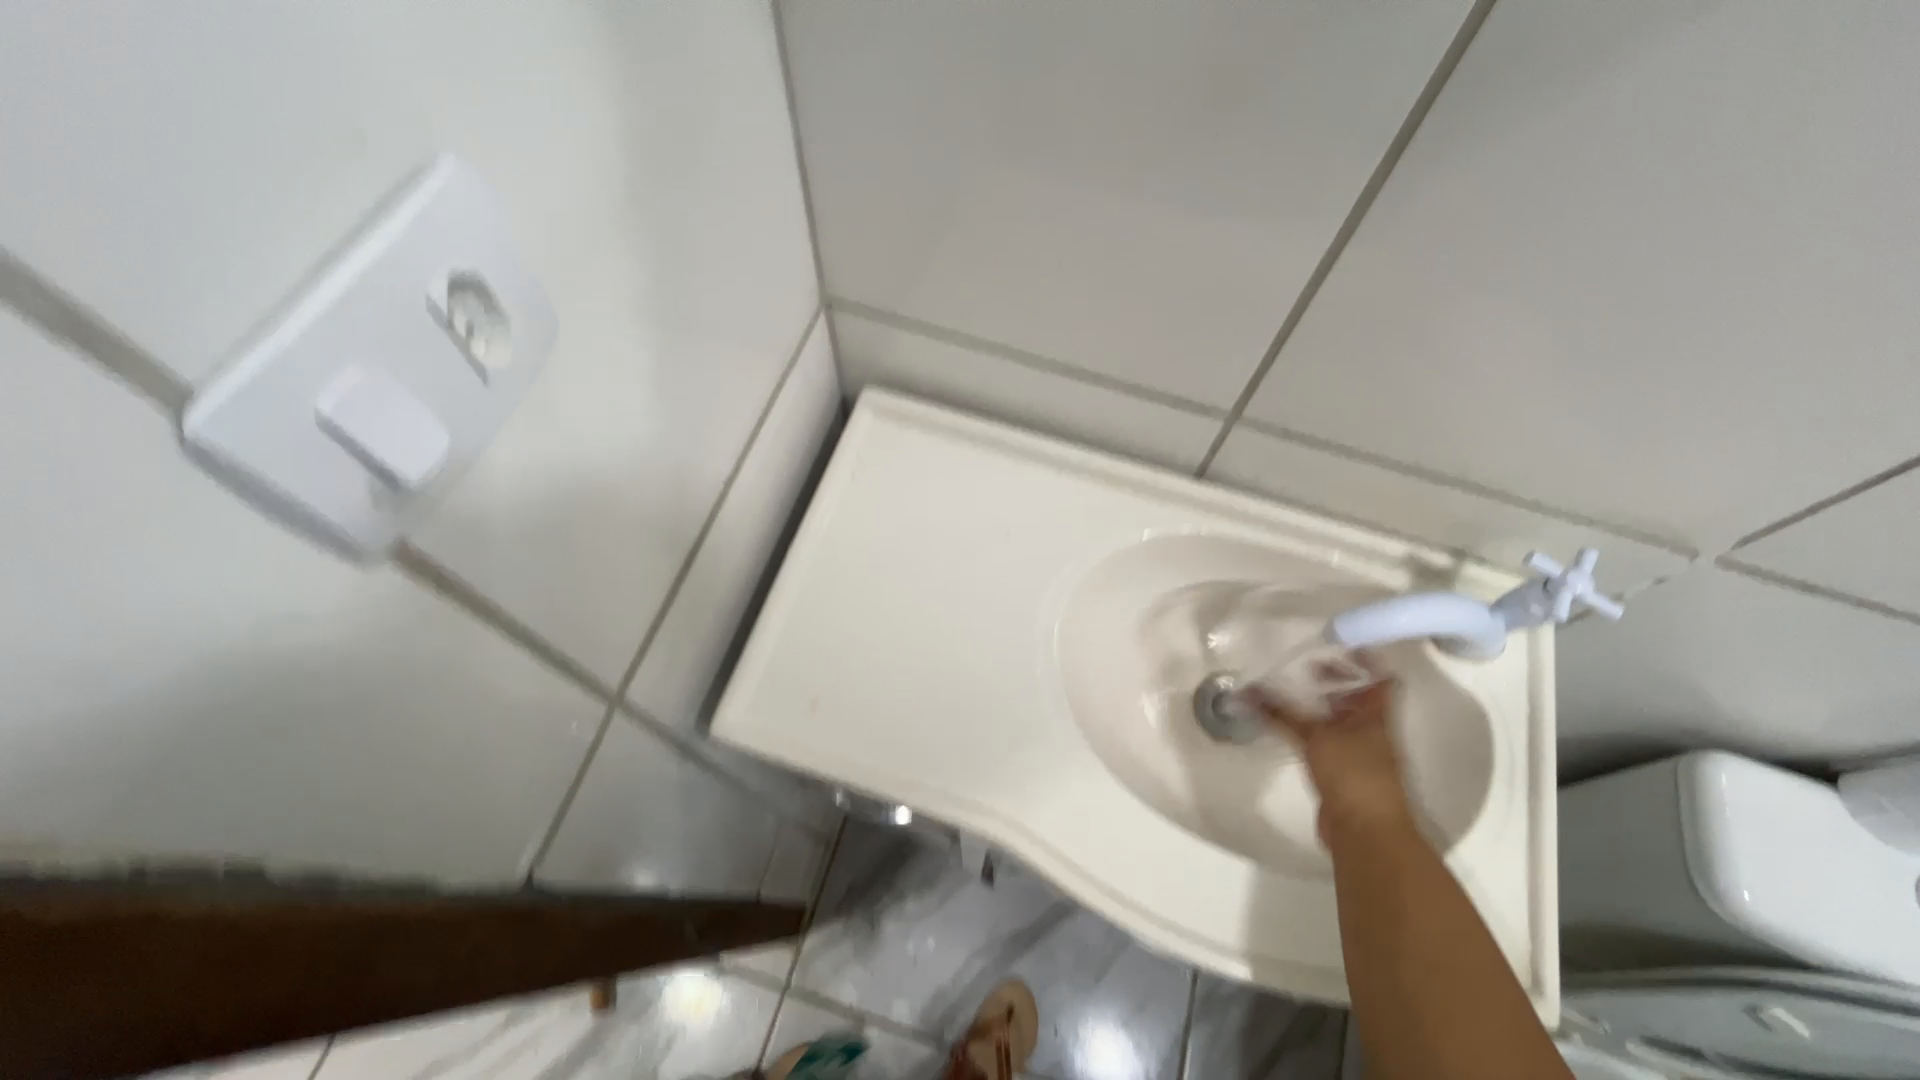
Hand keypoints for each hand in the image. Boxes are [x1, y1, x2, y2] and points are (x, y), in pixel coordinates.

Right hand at [1251, 654, 1416, 844]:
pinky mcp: (1343, 774)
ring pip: (1341, 721)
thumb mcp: (1315, 736)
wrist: (1365, 831)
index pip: (1380, 678)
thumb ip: (1280, 712)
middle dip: (1337, 682)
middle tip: (1308, 666)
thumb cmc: (1352, 773)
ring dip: (1322, 708)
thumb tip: (1245, 691)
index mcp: (1377, 715)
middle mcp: (1372, 731)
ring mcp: (1359, 754)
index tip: (1341, 643)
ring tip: (1292, 693)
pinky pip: (1326, 743)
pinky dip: (1310, 732)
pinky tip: (1290, 729)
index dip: (1365, 660)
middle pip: (1359, 699)